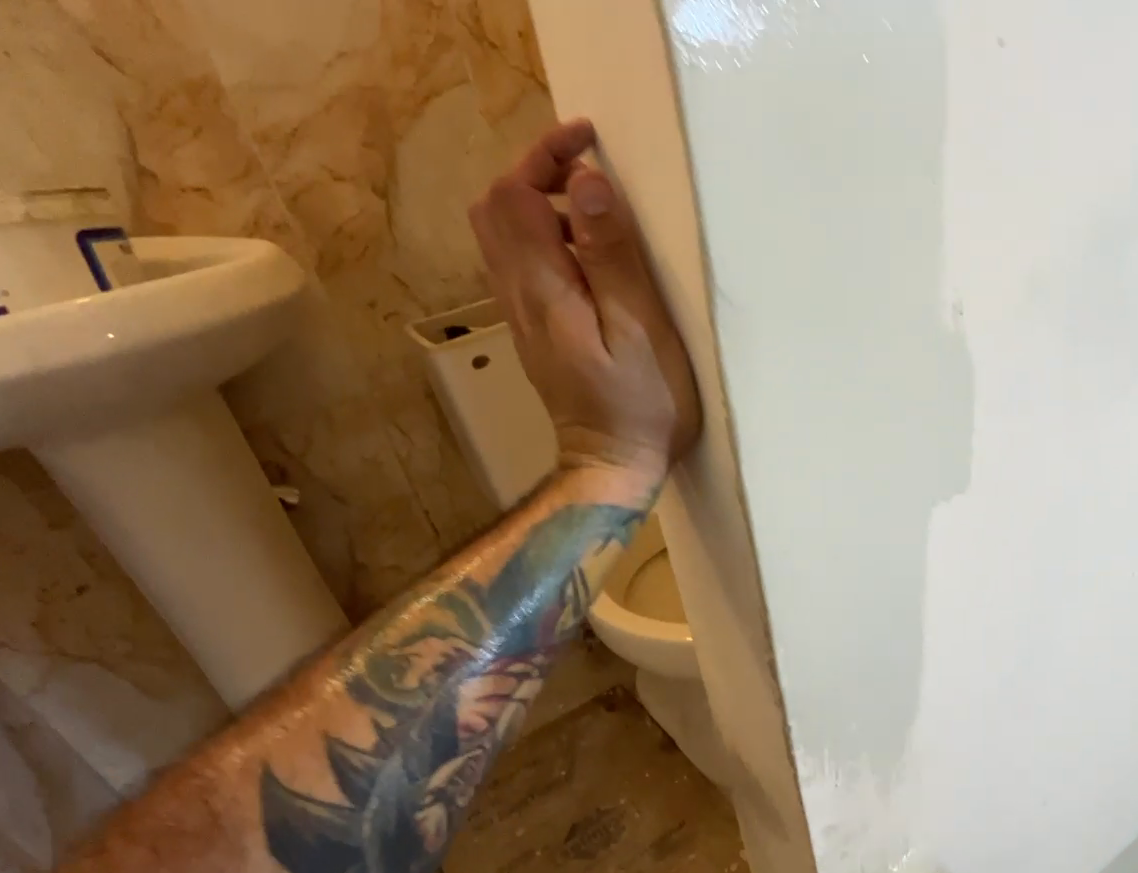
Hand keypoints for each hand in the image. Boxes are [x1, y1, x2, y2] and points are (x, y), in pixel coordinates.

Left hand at [469, 119, 702, 478]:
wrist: (611, 468)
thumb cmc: (641, 405)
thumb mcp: (640, 330)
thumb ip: (612, 258)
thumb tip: (586, 183)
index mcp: (544, 291)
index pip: (514, 195)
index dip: (545, 154)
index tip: (590, 139)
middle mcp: (519, 297)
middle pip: (496, 209)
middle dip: (536, 173)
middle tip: (590, 172)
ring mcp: (521, 317)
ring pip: (503, 237)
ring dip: (539, 205)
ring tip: (595, 210)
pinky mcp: (534, 333)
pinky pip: (520, 266)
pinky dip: (543, 238)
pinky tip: (586, 256)